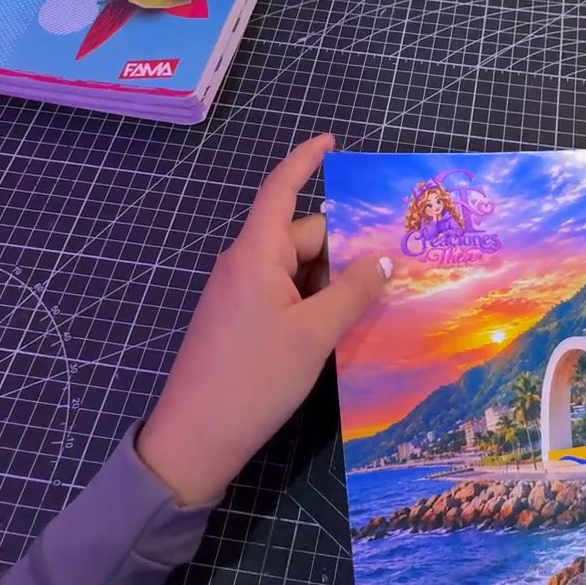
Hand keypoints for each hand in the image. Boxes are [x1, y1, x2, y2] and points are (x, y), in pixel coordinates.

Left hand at [137, 134, 390, 505]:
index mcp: (256, 254)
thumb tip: (384, 260)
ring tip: (377, 298)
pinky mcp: (241, 320)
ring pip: (298, 268)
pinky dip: (316, 298)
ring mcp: (241, 293)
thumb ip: (352, 292)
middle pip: (302, 236)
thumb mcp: (314, 334)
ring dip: (333, 278)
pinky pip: (286, 292)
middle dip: (344, 245)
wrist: (193, 442)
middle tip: (393, 262)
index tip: (332, 142)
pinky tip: (344, 322)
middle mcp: (246, 264)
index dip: (305, 160)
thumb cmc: (254, 379)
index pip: (281, 189)